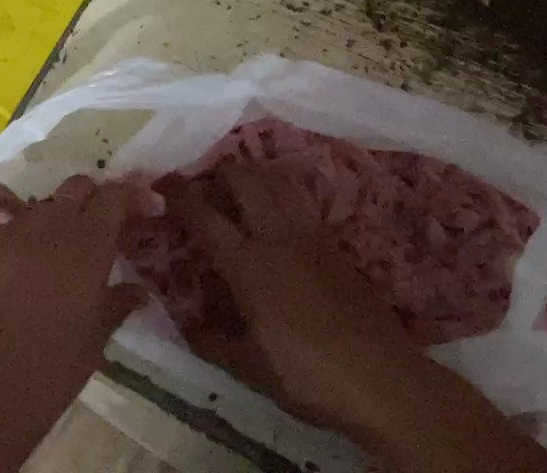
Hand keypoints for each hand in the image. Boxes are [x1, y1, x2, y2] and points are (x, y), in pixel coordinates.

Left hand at [0, 175, 156, 472]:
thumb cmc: (51, 372)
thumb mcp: (96, 338)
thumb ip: (119, 303)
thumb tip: (140, 291)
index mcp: (90, 243)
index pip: (116, 197)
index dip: (134, 197)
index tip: (150, 210)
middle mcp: (53, 224)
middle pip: (81, 188)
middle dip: (98, 201)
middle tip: (106, 229)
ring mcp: (11, 230)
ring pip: (42, 199)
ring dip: (57, 212)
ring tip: (62, 242)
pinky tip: (8, 212)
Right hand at [173, 161, 424, 432]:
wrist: (382, 377)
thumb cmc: (309, 375)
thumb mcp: (252, 369)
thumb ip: (214, 343)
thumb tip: (185, 325)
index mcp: (248, 267)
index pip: (206, 218)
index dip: (182, 196)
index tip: (164, 184)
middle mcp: (277, 238)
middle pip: (246, 180)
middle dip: (222, 168)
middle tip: (205, 174)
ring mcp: (310, 236)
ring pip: (278, 182)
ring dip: (255, 172)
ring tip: (240, 178)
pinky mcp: (334, 243)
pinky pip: (301, 201)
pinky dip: (282, 190)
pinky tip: (277, 204)